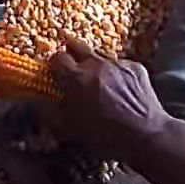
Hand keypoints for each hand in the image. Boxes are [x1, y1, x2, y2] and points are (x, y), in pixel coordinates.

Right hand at [48, 37, 174, 161]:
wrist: (146, 135)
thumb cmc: (105, 136)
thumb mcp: (71, 129)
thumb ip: (51, 114)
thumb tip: (38, 104)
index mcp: (77, 78)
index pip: (58, 59)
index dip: (55, 66)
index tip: (56, 75)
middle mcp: (96, 64)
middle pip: (77, 46)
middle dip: (71, 54)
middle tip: (72, 68)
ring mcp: (118, 63)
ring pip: (101, 57)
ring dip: (95, 66)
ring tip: (99, 84)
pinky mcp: (136, 67)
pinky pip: (120, 66)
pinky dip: (116, 75)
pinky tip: (120, 91)